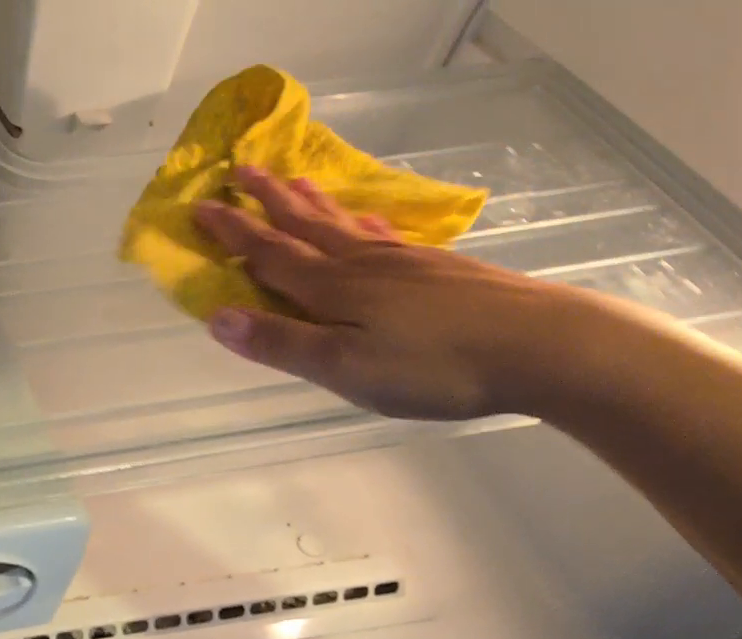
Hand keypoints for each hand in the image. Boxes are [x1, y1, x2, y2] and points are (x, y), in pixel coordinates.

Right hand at [193, 165, 640, 421]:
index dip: (233, 231)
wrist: (541, 347)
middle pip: (305, 226)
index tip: (200, 205)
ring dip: (312, 203)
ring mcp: (402, 262)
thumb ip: (281, 342)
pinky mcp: (436, 269)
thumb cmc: (432, 366)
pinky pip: (384, 235)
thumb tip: (217, 316)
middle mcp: (361, 265)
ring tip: (292, 181)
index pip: (269, 254)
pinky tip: (366, 222)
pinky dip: (364, 223)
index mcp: (332, 289)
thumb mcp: (343, 367)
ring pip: (343, 225)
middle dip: (268, 201)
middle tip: (241, 169)